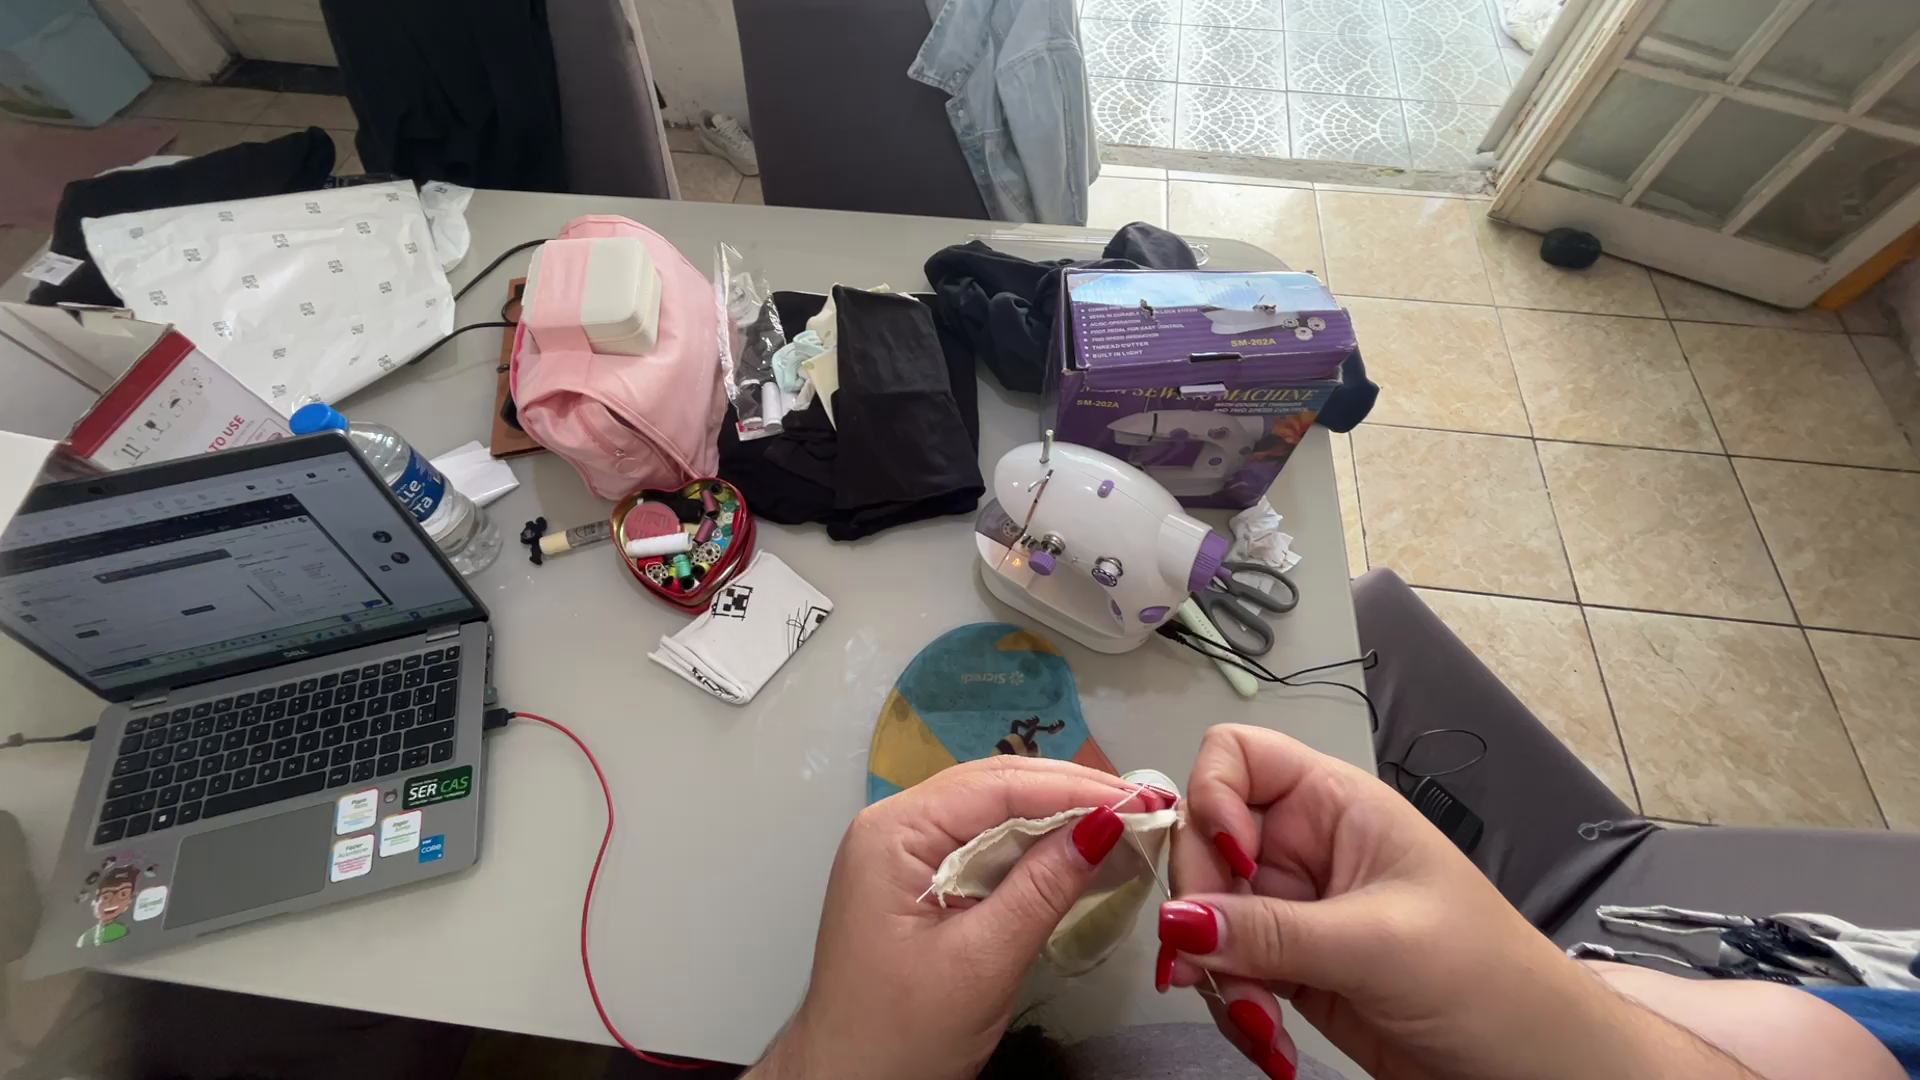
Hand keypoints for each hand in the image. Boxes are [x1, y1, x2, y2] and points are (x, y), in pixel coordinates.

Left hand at [746, 756, 1173, 1079]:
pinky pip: (984, 838)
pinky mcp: (921, 872)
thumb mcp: (981, 963)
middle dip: (1068, 791)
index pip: (994, 786)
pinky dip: (1032, 841)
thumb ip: (1042, 890)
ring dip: (1055, 811)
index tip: (1139, 797)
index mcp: (895, 831)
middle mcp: (896, 822)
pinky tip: (1073, 845)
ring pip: (992, 807)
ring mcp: (906, 845)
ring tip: (1120, 816)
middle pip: (992, 785)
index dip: (1071, 787)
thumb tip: (1106, 826)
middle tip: (1142, 801)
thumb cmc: (902, 1038)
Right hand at [1161, 724, 1761, 1079]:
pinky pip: (1222, 963)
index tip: (1232, 861)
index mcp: (1330, 802)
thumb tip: (1174, 922)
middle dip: (1204, 904)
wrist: (1542, 1076)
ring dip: (1214, 968)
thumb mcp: (1379, 944)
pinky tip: (1268, 1038)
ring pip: (1204, 908)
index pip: (1235, 755)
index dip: (1213, 793)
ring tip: (1257, 1022)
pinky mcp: (1281, 958)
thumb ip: (1271, 931)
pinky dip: (1230, 1001)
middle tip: (1212, 961)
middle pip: (1203, 838)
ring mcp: (1285, 901)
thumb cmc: (1490, 981)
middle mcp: (1297, 840)